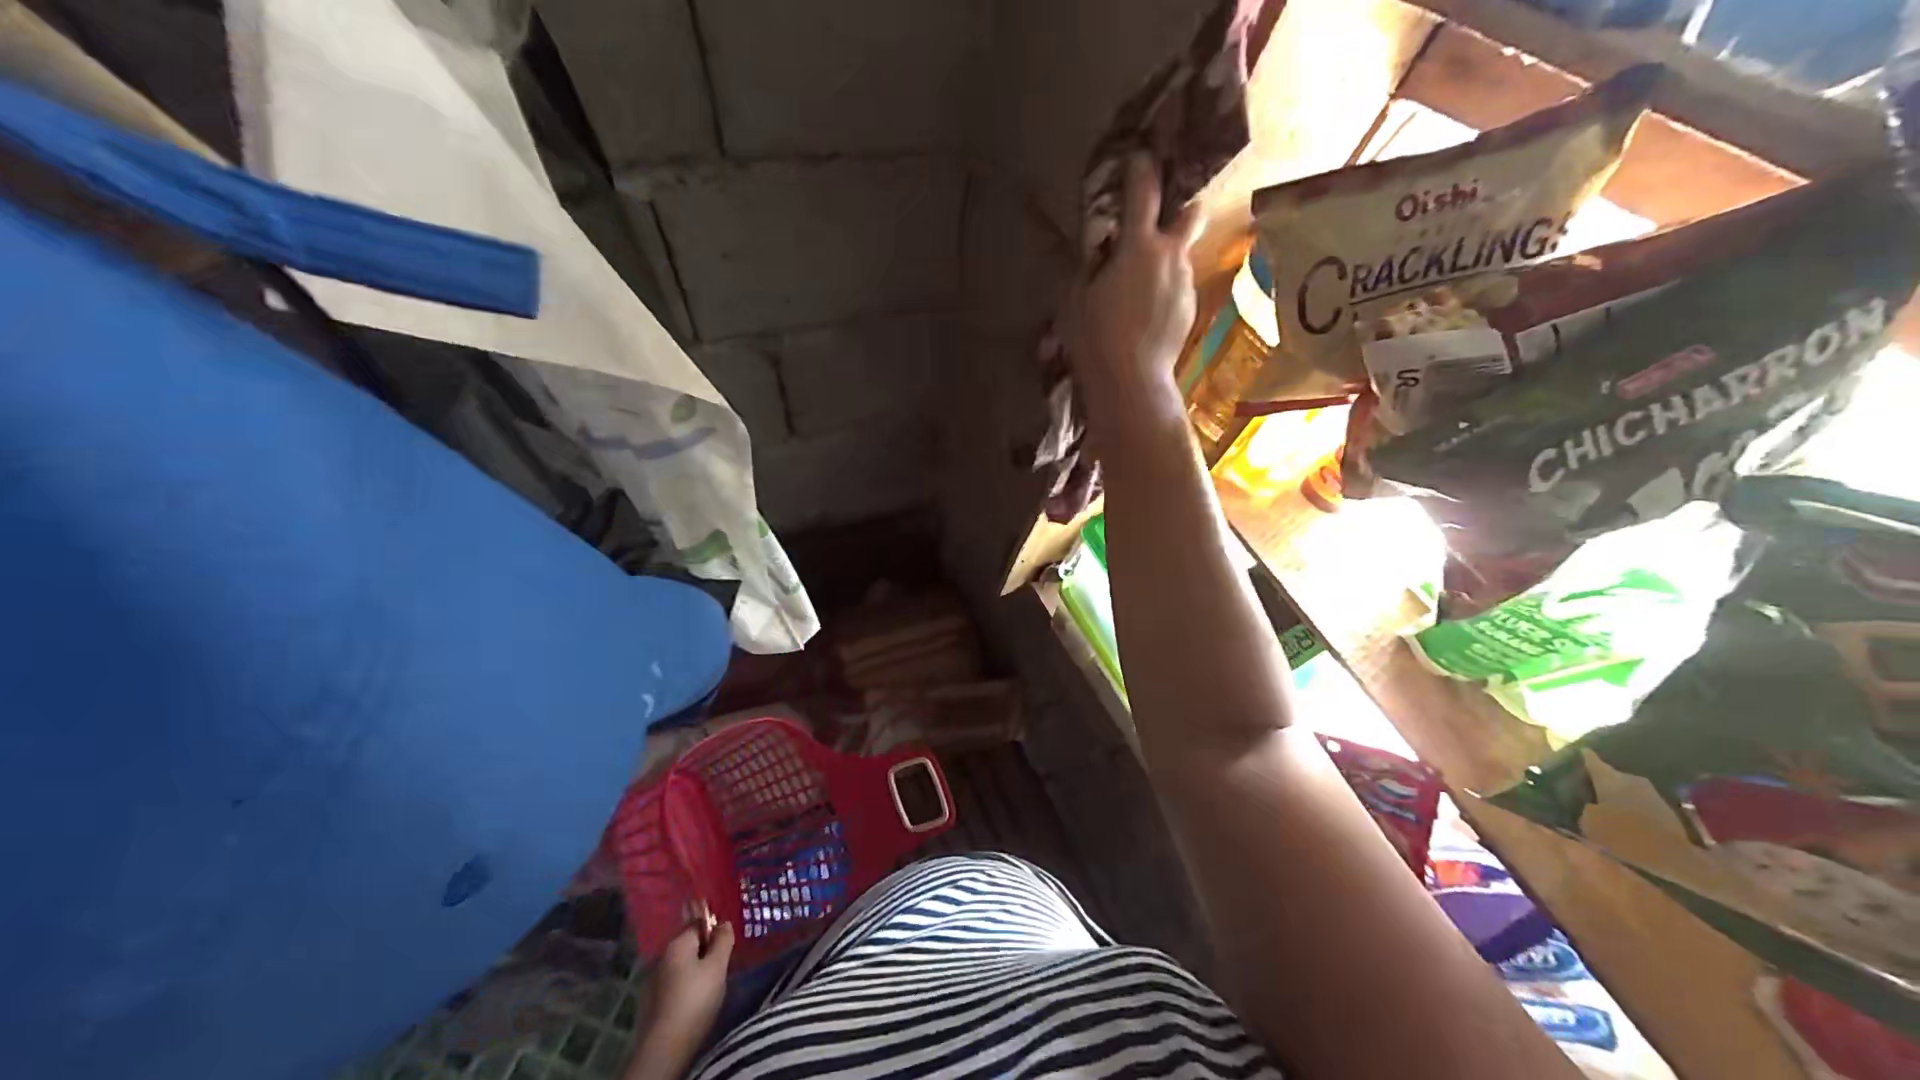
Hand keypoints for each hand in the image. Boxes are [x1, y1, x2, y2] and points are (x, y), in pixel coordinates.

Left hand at [625, 922, 733, 1079]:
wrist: (664, 1047)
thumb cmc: (695, 1000)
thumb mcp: (717, 967)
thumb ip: (722, 941)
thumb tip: (724, 923)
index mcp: (677, 944)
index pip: (697, 922)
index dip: (713, 927)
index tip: (726, 939)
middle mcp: (662, 956)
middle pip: (688, 943)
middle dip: (705, 947)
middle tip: (723, 961)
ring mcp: (653, 979)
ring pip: (680, 964)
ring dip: (695, 967)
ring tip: (712, 980)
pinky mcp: (651, 1000)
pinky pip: (674, 981)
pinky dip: (686, 983)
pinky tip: (696, 996)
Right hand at [1066, 153, 1204, 443]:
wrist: (1132, 381)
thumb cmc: (1095, 337)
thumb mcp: (1075, 297)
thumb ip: (1084, 263)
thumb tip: (1090, 243)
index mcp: (1139, 247)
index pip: (1145, 191)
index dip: (1141, 168)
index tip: (1138, 156)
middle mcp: (1171, 256)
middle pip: (1191, 211)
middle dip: (1179, 206)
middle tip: (1156, 220)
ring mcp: (1186, 283)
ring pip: (1181, 255)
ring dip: (1164, 258)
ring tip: (1139, 286)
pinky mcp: (1191, 309)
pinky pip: (1178, 286)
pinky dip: (1165, 288)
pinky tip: (1147, 313)